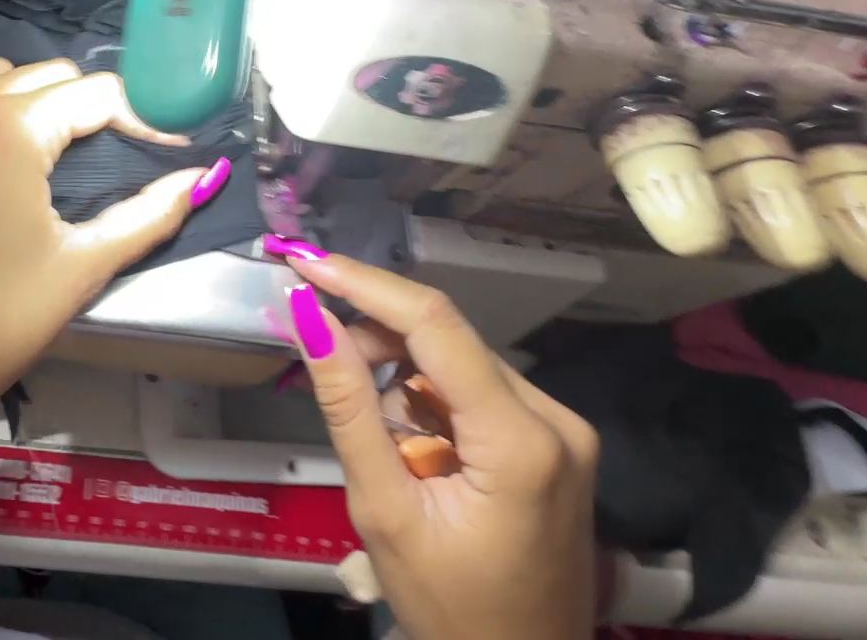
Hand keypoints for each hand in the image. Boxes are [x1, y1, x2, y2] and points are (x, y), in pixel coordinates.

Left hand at [0, 58, 225, 514]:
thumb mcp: (80, 268)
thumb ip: (149, 214)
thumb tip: (201, 177)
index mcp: (9, 128)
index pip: (97, 92)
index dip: (140, 119)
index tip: (161, 154)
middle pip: (50, 75)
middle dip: (90, 108)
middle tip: (112, 161)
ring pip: (0, 78)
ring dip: (38, 102)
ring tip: (57, 157)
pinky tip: (1, 163)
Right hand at [282, 252, 599, 639]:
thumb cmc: (449, 606)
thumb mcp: (383, 507)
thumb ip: (346, 405)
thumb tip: (308, 316)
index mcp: (519, 439)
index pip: (434, 324)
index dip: (363, 282)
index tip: (305, 261)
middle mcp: (554, 417)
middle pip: (445, 336)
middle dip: (374, 333)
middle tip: (321, 354)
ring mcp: (561, 428)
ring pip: (456, 357)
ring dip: (397, 366)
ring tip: (371, 426)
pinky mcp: (554, 439)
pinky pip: (474, 385)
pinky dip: (426, 392)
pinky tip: (407, 437)